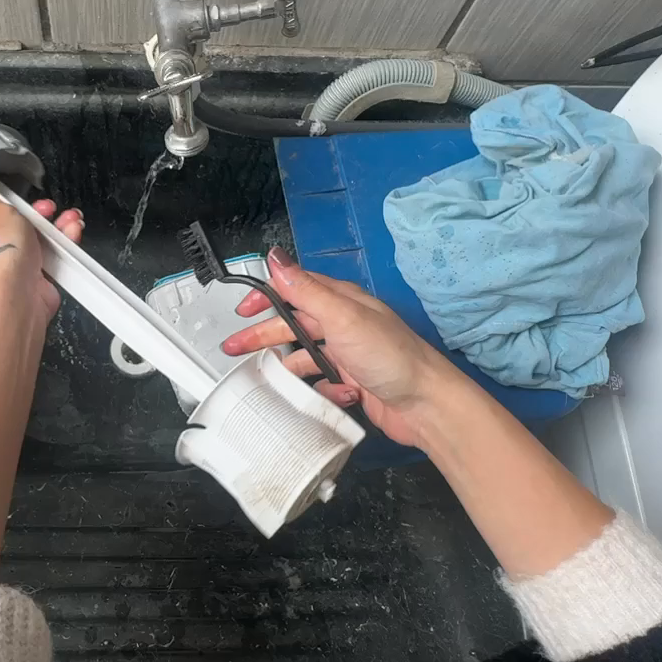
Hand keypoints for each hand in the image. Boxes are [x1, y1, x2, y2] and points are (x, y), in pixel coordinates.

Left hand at [0, 185, 82, 316]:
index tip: (17, 197)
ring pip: (39, 238)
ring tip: (69, 220)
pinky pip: (52, 255)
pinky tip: (72, 233)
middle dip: (38, 213)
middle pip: (18, 223)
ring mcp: (15, 264)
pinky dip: (64, 244)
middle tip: (46, 208)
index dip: (5, 202)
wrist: (18, 294)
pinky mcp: (36, 277)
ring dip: (57, 226)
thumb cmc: (0, 255)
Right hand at [220, 248, 462, 446]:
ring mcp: (347, 353)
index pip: (295, 288)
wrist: (426, 405)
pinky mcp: (352, 381)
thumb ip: (305, 289)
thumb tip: (274, 257)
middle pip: (293, 323)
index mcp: (340, 301)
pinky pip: (321, 383)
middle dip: (262, 334)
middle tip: (234, 347)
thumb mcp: (341, 317)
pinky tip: (331, 394)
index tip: (243, 309)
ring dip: (288, 367)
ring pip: (304, 356)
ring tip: (268, 378)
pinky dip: (320, 390)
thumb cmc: (390, 356)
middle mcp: (342, 324)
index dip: (266, 296)